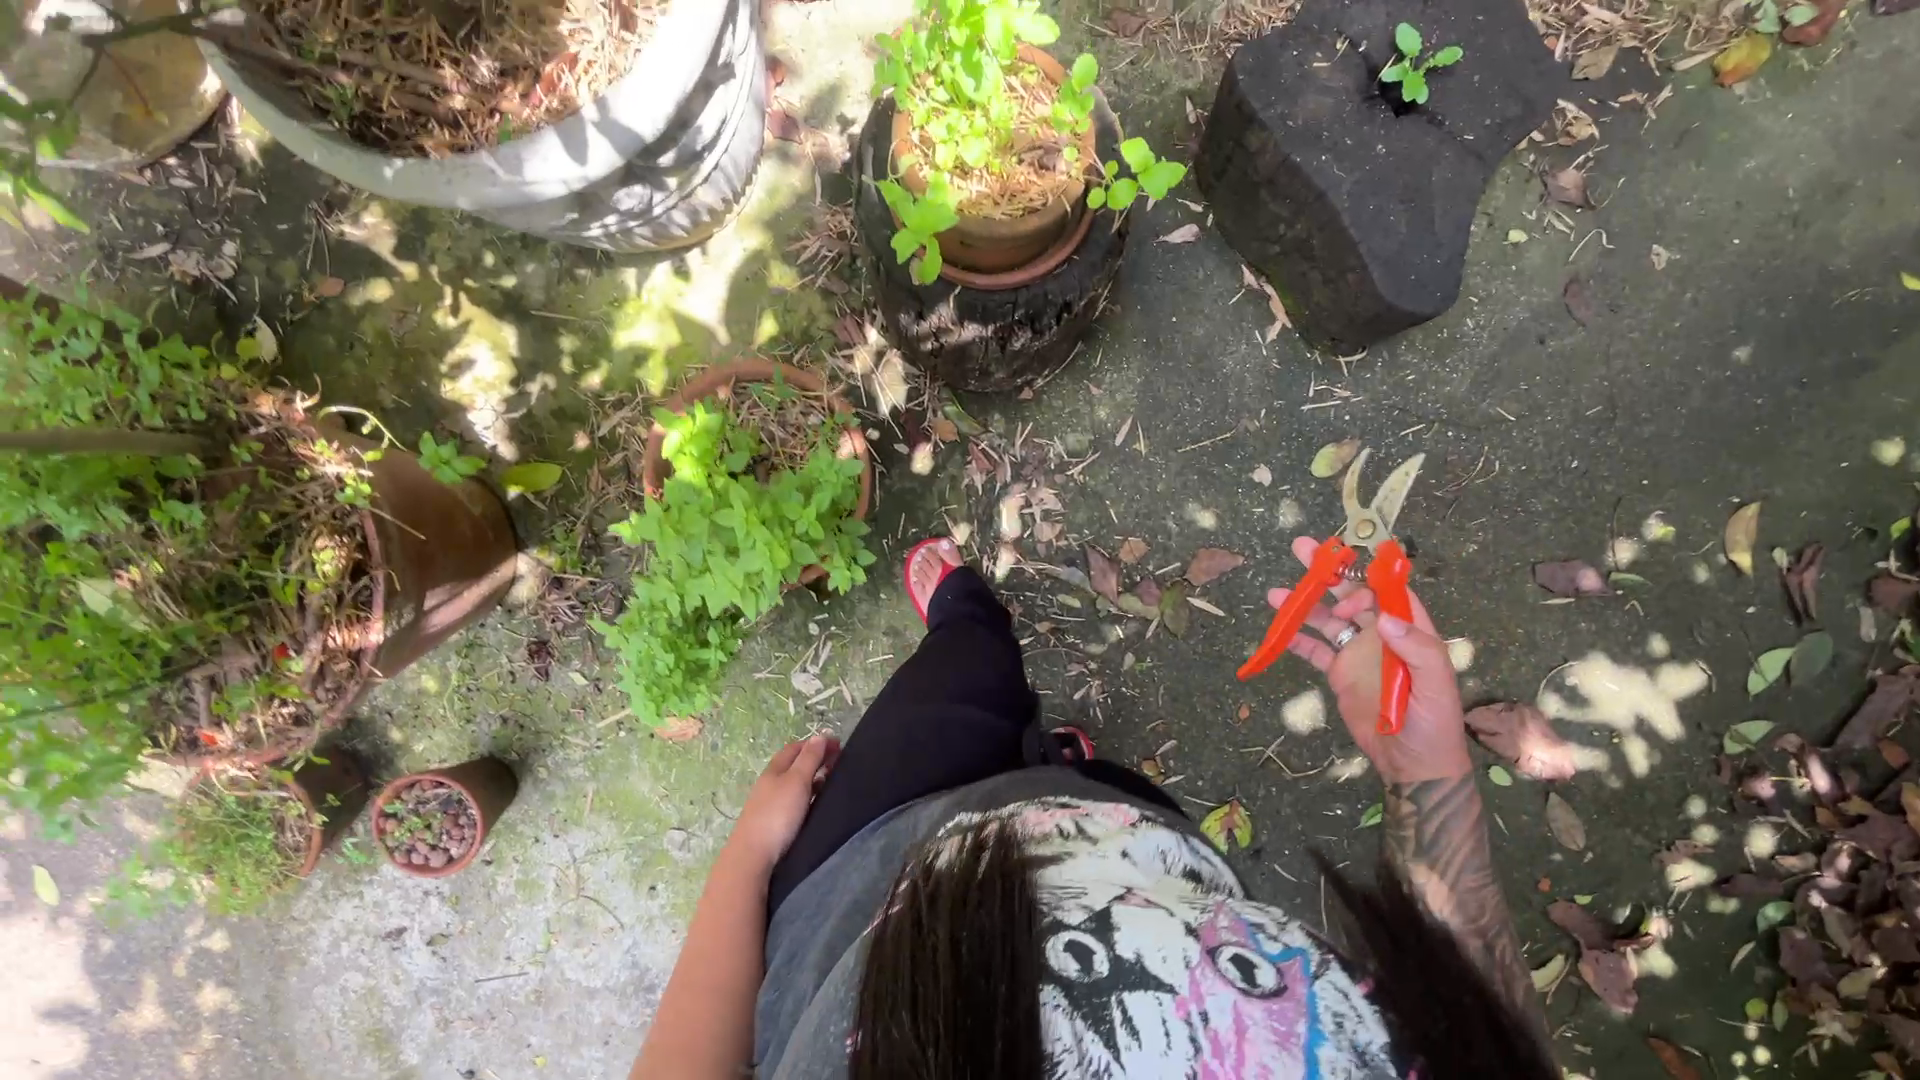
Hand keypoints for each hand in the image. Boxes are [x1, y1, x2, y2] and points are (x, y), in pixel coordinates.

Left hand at [727, 735, 838, 871]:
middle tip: (839, 761)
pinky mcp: (774, 821)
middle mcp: (771, 783)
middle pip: (794, 764)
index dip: (816, 743)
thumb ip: (809, 758)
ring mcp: (771, 803)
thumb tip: (820, 735)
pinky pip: (795, 800)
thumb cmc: (777, 814)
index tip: (839, 745)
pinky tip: (817, 803)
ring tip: (833, 781)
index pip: (796, 748)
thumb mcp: (797, 781)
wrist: (753, 856)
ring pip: (795, 783)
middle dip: (816, 758)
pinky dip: (809, 795)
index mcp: (775, 769)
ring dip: (814, 777)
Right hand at [1265, 537, 1470, 784]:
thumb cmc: (1433, 723)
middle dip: (1328, 571)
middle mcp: (1381, 634)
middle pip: (1352, 593)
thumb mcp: (1435, 686)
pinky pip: (1315, 649)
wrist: (1412, 762)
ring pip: (1327, 618)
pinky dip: (1297, 639)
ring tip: (1275, 594)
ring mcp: (1357, 652)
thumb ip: (1417, 650)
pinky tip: (1279, 630)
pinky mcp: (1339, 672)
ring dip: (1304, 604)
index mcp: (1409, 630)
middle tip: (1301, 549)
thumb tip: (1383, 618)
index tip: (1343, 589)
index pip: (1387, 591)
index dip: (1364, 581)